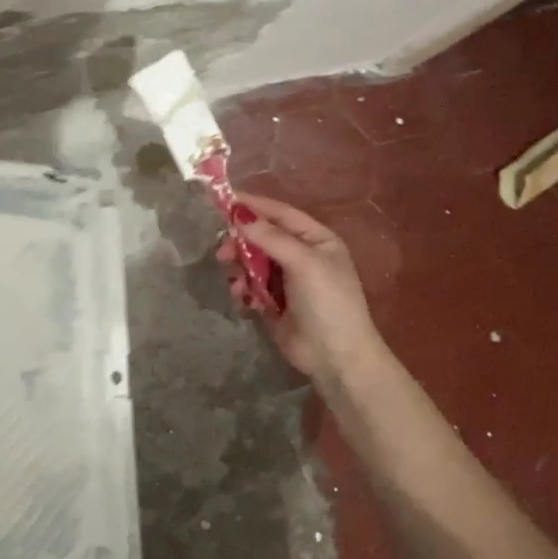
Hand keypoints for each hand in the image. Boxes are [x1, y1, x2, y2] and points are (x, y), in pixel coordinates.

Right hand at [217, 192, 387, 380]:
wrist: (336, 356)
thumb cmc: (328, 303)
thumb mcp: (304, 264)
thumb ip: (271, 238)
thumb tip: (238, 214)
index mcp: (316, 240)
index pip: (279, 213)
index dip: (252, 206)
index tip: (222, 201)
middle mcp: (300, 255)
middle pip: (260, 237)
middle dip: (240, 243)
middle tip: (221, 252)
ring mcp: (285, 279)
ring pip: (250, 260)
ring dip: (239, 268)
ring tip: (237, 283)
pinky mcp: (271, 300)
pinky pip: (248, 284)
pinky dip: (242, 287)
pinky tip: (242, 297)